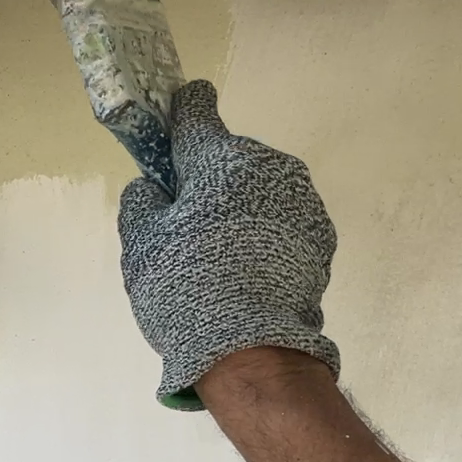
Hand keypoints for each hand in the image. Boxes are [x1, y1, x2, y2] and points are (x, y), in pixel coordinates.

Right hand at [117, 80, 339, 409]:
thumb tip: (154, 186)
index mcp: (218, 157)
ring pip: (259, 193)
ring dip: (241, 214)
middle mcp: (268, 165)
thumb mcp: (140, 247)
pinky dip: (266, 242)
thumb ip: (141, 202)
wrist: (250, 352)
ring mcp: (302, 202)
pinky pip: (282, 227)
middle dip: (209, 184)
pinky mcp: (321, 240)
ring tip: (225, 266)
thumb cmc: (186, 291)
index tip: (170, 145)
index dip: (178, 122)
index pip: (195, 109)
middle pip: (228, 160)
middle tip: (190, 234)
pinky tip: (251, 279)